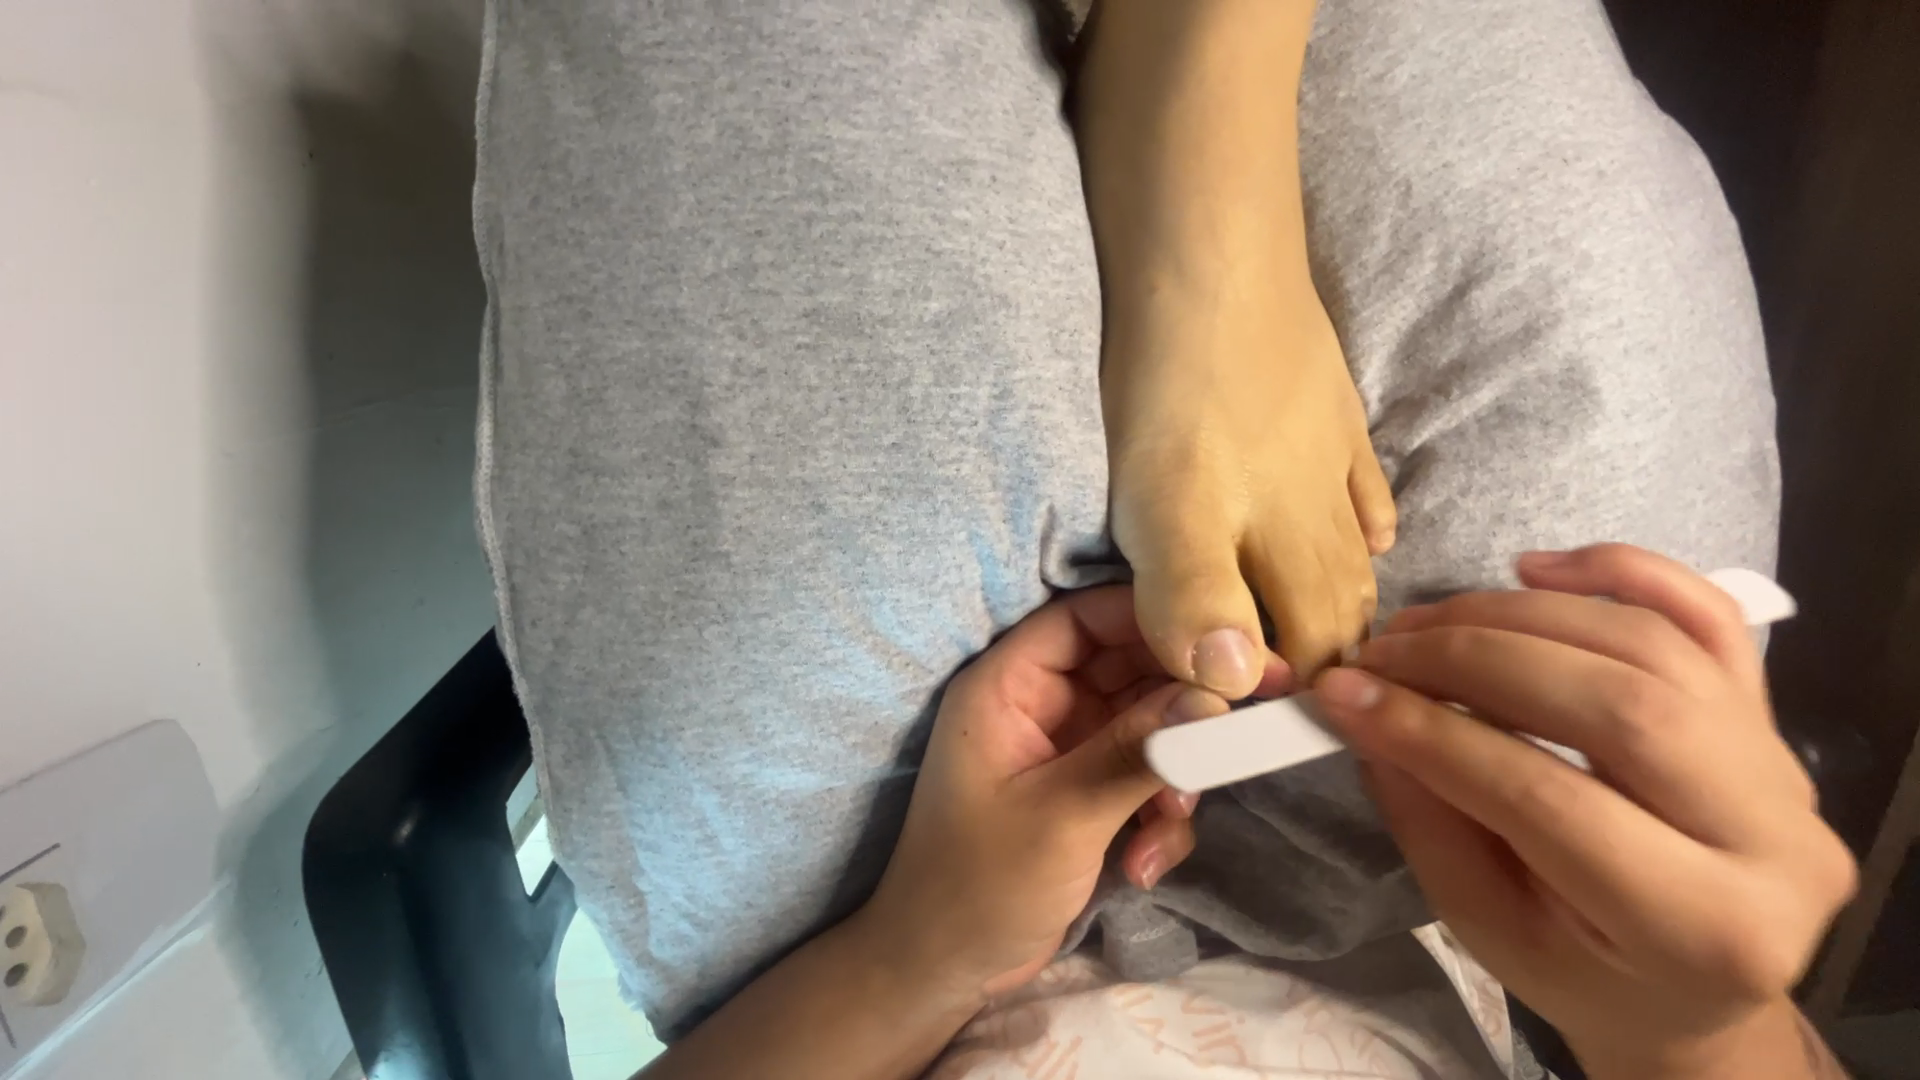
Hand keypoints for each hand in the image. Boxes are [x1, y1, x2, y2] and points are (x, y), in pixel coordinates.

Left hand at [858, 587, 1252, 1004]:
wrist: (947, 968)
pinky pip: (1143, 774)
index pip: (1082, 618)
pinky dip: (1157, 812)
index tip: (1225, 640)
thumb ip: (1136, 753)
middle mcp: (1039, 703)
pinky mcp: (1087, 789)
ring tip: (1169, 818)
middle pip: (1127, 668)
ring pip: (1147, 725)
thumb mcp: (1062, 815)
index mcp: (1006, 685)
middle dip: (1183, 702)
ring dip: (1172, 773)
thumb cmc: (981, 884)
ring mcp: (1066, 747)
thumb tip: (1212, 697)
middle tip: (1248, 722)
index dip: (1150, 616)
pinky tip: (1142, 865)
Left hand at [1105, 273, 1394, 694]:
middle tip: (1306, 691)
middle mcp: (1326, 514)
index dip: (1297, 700)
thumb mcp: (1164, 512)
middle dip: (1325, 659)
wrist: (1209, 267)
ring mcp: (1333, 458)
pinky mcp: (1326, 410)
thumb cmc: (1178, 398)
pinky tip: (1367, 533)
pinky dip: (1364, 522)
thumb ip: (1197, 601)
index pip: (1310, 655)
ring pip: (1354, 553)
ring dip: (1344, 600)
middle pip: (1339, 609)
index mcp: (1292, 553)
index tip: (1278, 728)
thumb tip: (1238, 688)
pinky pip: (1361, 484)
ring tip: (1335, 637)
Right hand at [1312, 545, 1856, 1077]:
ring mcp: (1780, 762)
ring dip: (1512, 613)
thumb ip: (1420, 809)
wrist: (1684, 979)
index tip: (1341, 693)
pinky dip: (1619, 570)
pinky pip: (1707, 613)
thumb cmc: (1572, 963)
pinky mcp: (1766, 712)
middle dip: (1470, 659)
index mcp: (1699, 923)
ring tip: (1423, 622)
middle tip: (1380, 652)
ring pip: (1649, 644)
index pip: (1545, 796)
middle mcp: (1771, 835)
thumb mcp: (1476, 916)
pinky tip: (1532, 568)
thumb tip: (1359, 705)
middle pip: (1617, 704)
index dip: (1428, 732)